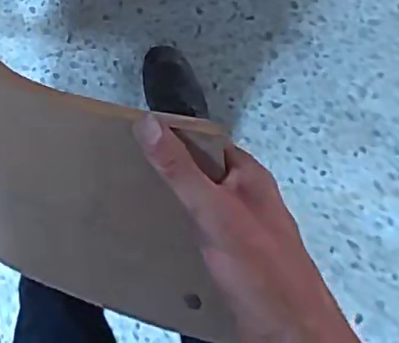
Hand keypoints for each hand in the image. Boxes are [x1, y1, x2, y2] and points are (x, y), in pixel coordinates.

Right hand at [137, 116, 355, 342]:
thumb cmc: (265, 274)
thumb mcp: (214, 212)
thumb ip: (180, 169)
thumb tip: (150, 123)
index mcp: (249, 176)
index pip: (204, 140)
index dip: (173, 137)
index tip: (139, 137)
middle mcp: (248, 200)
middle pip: (200, 174)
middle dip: (169, 176)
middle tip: (133, 175)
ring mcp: (244, 235)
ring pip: (200, 210)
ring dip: (174, 211)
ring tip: (140, 211)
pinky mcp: (238, 268)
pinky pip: (202, 243)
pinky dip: (183, 243)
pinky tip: (163, 252)